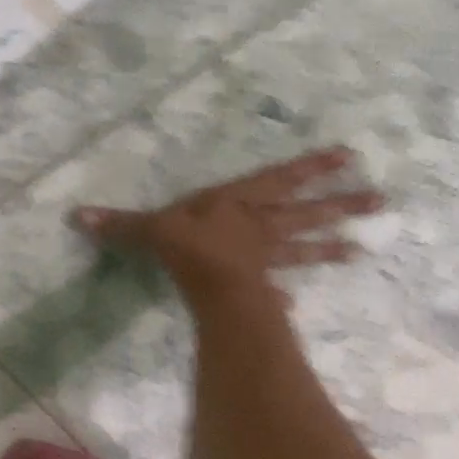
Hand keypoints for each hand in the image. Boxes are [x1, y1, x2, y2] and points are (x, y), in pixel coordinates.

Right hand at [72, 147, 384, 295]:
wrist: (216, 289)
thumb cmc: (187, 247)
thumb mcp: (149, 229)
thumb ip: (119, 224)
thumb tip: (76, 215)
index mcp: (234, 202)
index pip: (277, 180)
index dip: (309, 169)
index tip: (349, 157)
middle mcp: (257, 225)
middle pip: (303, 212)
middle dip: (339, 204)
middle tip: (381, 198)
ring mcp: (264, 256)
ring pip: (302, 246)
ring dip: (329, 246)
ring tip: (364, 247)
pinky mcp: (261, 283)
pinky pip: (276, 284)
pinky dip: (286, 291)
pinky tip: (296, 301)